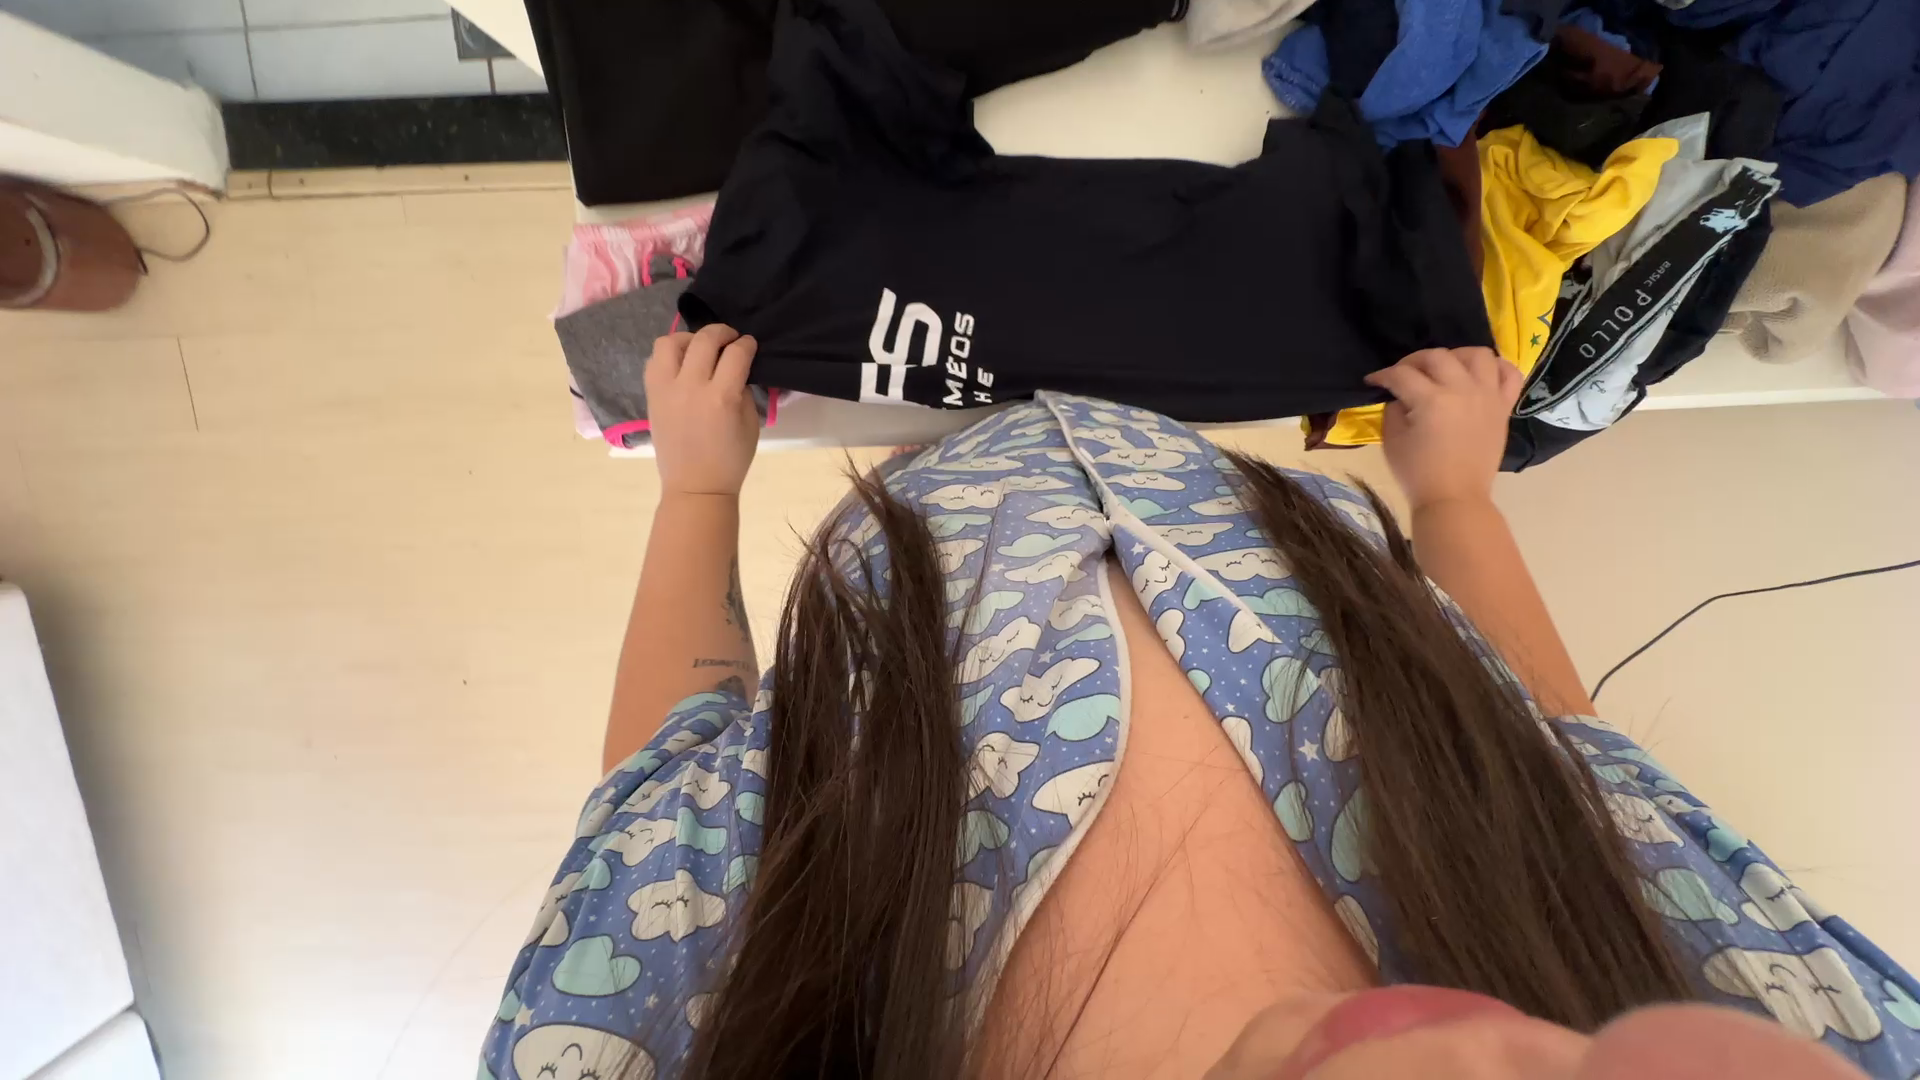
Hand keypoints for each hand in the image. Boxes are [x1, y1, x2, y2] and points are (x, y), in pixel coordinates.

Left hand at [644, 325, 760, 497]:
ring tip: (700, 347)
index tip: (750, 344)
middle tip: (730, 337)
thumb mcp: (750, 425)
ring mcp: (666, 389)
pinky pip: (655, 360)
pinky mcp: (652, 395)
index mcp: (721, 397)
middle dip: (721, 332)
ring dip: (689, 338)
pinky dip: (670, 355)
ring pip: (670, 343)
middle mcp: (691, 386)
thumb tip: (737, 371)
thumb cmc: (730, 460)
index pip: (736, 354)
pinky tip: (682, 363)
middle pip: (704, 340)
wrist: (696, 486)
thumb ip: (743, 392)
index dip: (747, 344)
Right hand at [1364, 347, 1522, 510]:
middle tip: (1401, 373)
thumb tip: (1400, 396)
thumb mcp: (1392, 440)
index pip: (1401, 375)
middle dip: (1412, 361)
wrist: (1454, 496)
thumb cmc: (1417, 472)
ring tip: (1443, 368)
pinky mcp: (1503, 406)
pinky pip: (1508, 373)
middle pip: (1437, 357)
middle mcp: (1463, 390)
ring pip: (1476, 355)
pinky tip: (1478, 374)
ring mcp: (1488, 396)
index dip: (1382, 375)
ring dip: (1455, 355)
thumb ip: (1394, 410)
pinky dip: (1495, 366)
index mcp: (1431, 401)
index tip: (1372, 381)